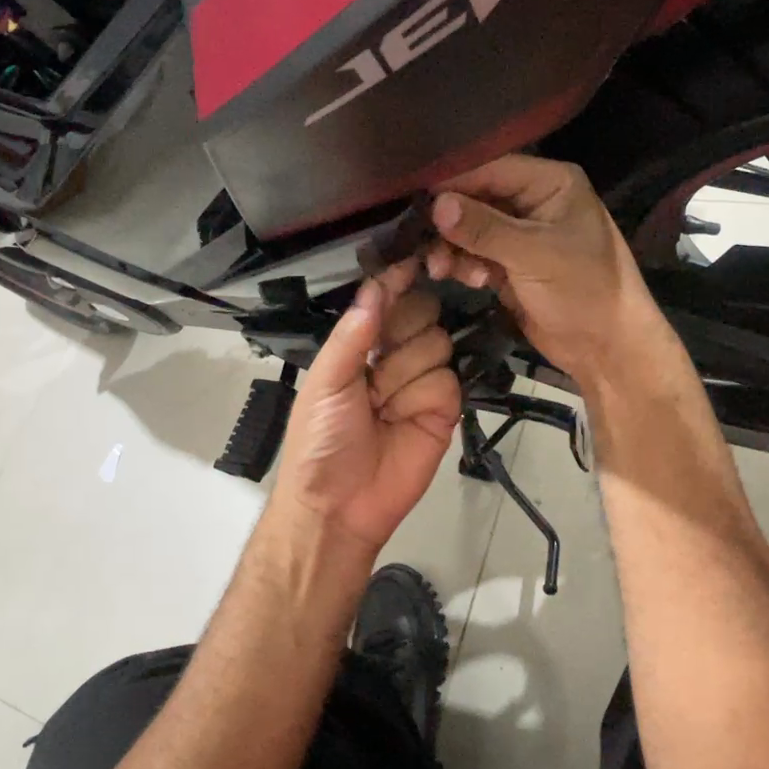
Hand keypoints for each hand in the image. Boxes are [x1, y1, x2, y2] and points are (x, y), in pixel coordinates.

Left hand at [272, 260, 461, 552]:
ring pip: (437, 345)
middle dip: (401, 333)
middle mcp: (395, 356)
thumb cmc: (319, 440)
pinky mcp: (445, 409)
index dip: (398, 282)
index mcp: (361, 344)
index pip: (387, 299)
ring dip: (404, 376)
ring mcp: (422, 381)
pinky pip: (448, 381)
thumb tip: (376, 286)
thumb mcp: (326, 381)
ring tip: (381, 407)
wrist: (339, 506)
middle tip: (376, 365)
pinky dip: (422, 399)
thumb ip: (353, 333)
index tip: (412, 262)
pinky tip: (402, 420)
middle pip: (423, 312)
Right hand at [425, 154, 663, 386]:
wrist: (607, 349)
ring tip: (442, 270)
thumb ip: (484, 228)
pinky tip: (470, 281)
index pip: (491, 168)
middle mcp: (535, 200)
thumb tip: (436, 204)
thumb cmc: (583, 291)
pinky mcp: (511, 265)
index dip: (452, 182)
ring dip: (454, 248)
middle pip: (476, 198)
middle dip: (449, 222)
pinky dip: (465, 264)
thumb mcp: (534, 255)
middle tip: (424, 245)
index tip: (413, 198)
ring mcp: (522, 234)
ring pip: (471, 229)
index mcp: (551, 182)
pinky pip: (476, 254)